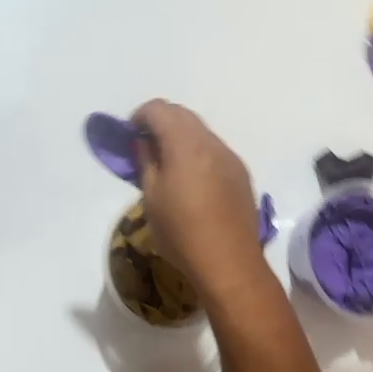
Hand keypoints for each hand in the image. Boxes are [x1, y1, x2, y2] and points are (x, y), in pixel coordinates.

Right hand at [131, 100, 264, 288]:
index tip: (131, 136)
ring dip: (181, 137)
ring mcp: (230, 157)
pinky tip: (192, 181)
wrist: (229, 262)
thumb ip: (145, 161)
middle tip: (146, 148)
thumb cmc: (181, 231)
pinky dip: (198, 152)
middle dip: (161, 122)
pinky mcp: (241, 173)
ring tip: (168, 166)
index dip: (141, 116)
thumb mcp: (151, 197)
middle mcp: (211, 142)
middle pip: (182, 115)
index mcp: (185, 144)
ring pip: (201, 131)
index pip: (160, 109)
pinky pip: (215, 150)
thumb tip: (143, 142)